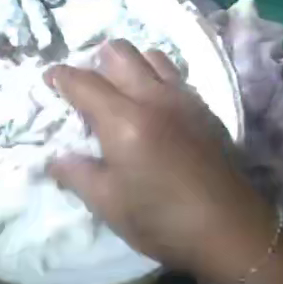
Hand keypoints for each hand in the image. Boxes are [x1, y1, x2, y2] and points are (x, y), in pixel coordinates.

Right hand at [46, 41, 278, 282]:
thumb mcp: (108, 204)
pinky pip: (175, 76)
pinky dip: (156, 78)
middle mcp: (153, 98)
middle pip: (120, 52)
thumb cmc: (162, 221)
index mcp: (123, 120)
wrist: (233, 231)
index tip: (49, 79)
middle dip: (96, 61)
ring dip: (130, 64)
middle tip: (86, 86)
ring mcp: (184, 99)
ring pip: (152, 56)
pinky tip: (154, 107)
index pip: (83, 82)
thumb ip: (77, 174)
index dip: (60, 76)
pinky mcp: (206, 110)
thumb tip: (55, 158)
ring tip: (121, 90)